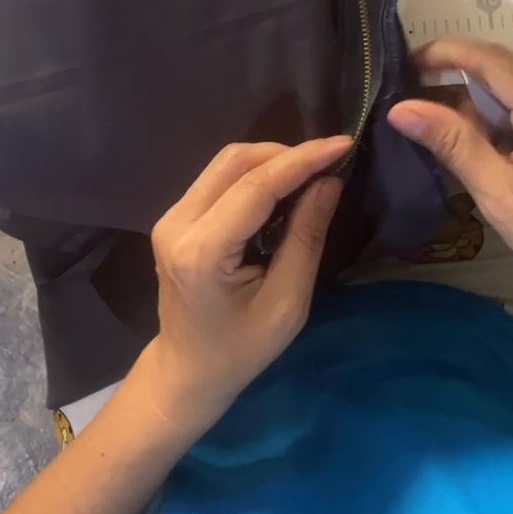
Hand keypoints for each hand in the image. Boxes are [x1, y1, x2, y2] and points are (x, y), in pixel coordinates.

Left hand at [130, 137, 350, 437]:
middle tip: (329, 161)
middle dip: (286, 154)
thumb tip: (330, 181)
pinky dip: (254, 173)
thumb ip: (306, 237)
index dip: (302, 159)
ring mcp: (170, 216)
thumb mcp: (286, 303)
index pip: (255, 186)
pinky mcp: (174, 216)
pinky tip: (282, 185)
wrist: (187, 370)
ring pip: (225, 163)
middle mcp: (177, 223)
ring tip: (311, 172)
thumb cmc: (240, 350)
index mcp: (202, 251)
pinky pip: (218, 177)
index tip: (343, 144)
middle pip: (235, 162)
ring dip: (270, 159)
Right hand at [386, 39, 512, 370]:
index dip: (445, 52)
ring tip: (456, 138)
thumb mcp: (501, 198)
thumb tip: (401, 108)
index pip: (491, 58)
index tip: (405, 64)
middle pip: (506, 68)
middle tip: (419, 105)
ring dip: (484, 100)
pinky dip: (509, 112)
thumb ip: (454, 145)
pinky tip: (497, 147)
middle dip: (459, 78)